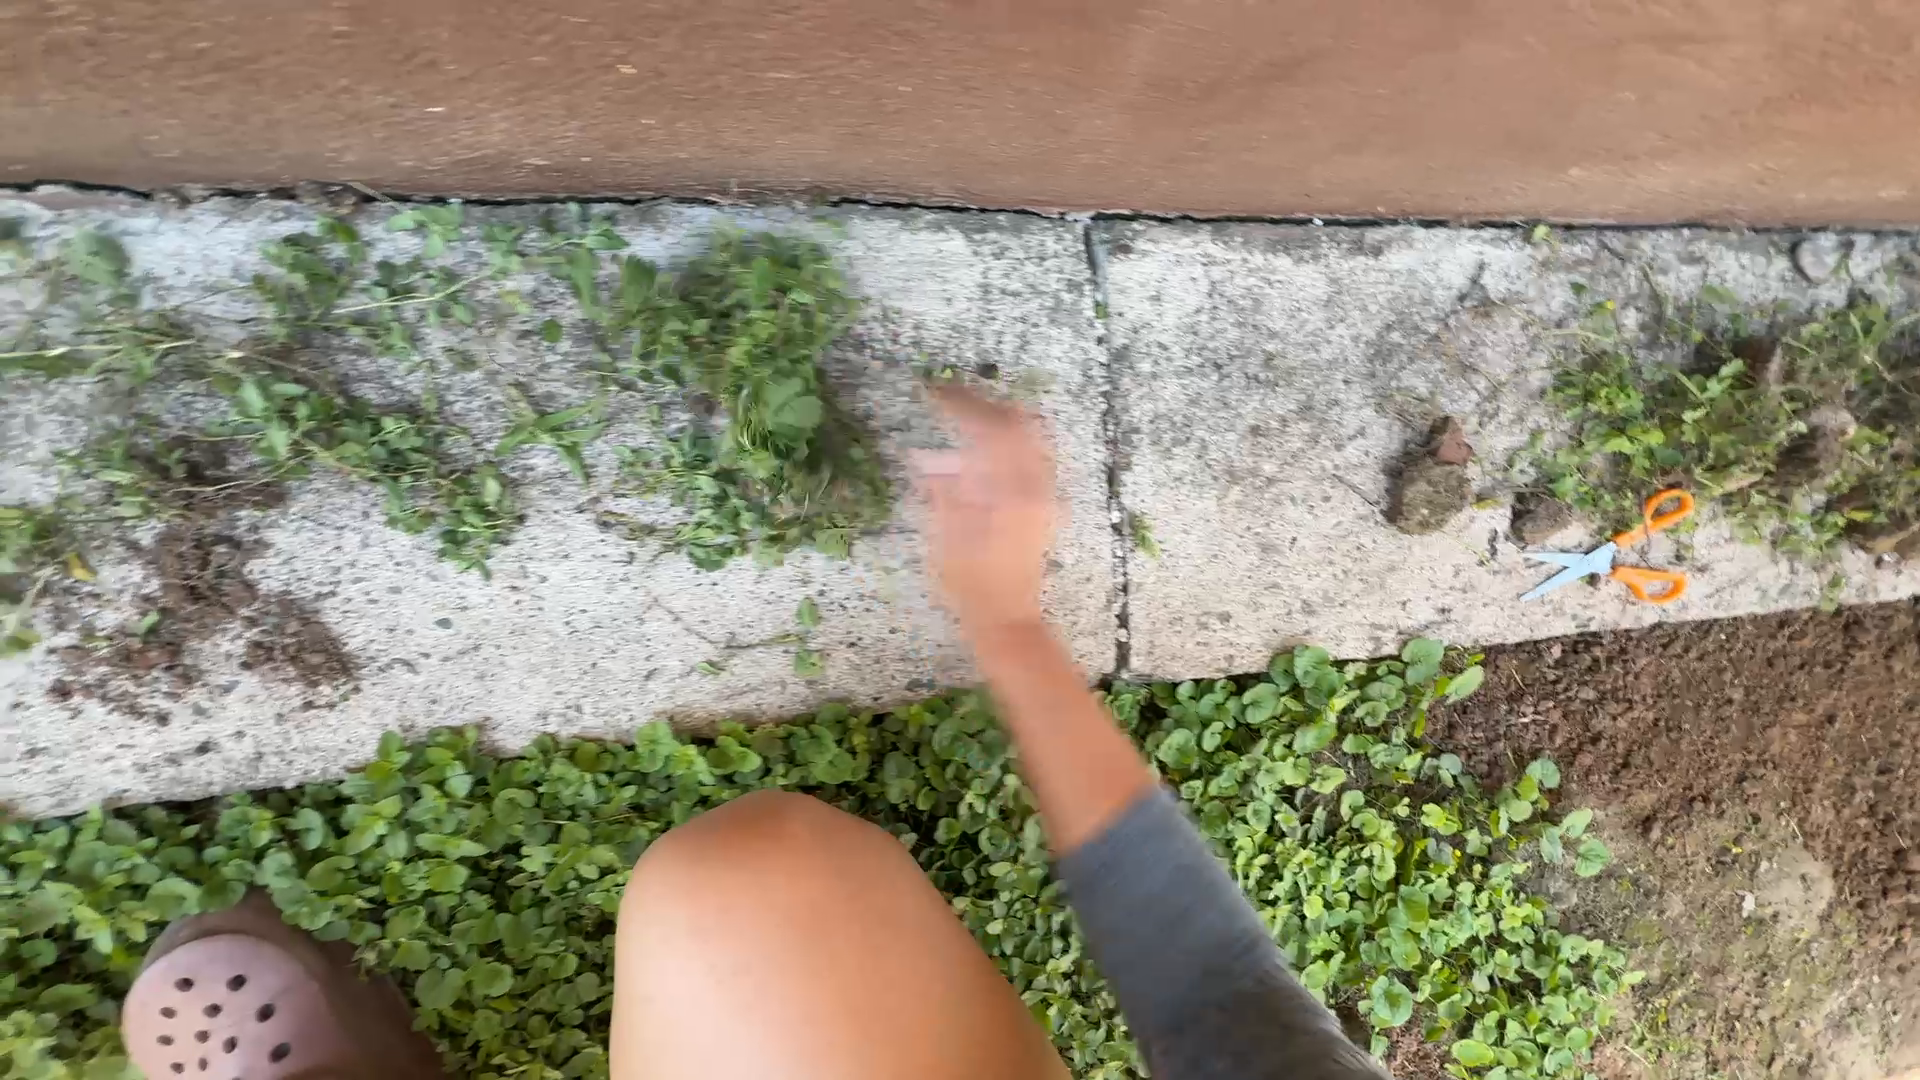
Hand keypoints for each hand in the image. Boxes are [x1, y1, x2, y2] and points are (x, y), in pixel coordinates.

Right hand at [912, 384, 1056, 637]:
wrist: (1007, 617)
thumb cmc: (970, 584)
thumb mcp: (945, 536)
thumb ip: (942, 492)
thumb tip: (927, 459)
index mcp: (1008, 489)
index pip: (989, 426)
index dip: (960, 403)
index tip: (933, 392)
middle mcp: (1034, 484)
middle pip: (1018, 421)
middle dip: (983, 403)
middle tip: (952, 399)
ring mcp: (1044, 494)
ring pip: (1030, 436)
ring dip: (999, 420)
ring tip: (967, 418)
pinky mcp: (1044, 504)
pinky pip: (1033, 456)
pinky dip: (1009, 443)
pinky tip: (984, 452)